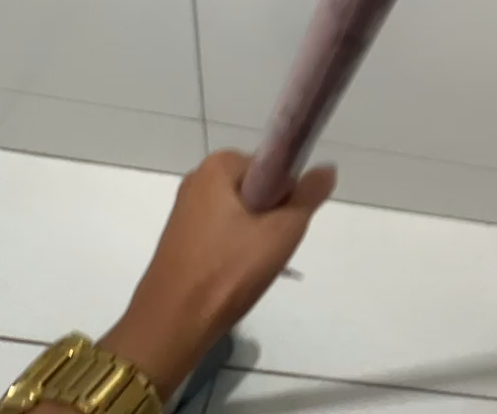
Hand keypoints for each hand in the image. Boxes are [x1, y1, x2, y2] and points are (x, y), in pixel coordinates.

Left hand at [101, 151, 334, 397]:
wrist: (169, 330)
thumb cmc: (227, 273)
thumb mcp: (282, 231)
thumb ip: (309, 194)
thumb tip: (327, 168)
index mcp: (217, 166)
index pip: (273, 165)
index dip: (287, 193)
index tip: (283, 224)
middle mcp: (198, 180)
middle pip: (258, 187)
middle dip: (272, 215)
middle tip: (271, 248)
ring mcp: (185, 211)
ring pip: (242, 212)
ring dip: (256, 235)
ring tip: (252, 267)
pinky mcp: (179, 239)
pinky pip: (223, 232)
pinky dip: (235, 249)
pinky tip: (235, 276)